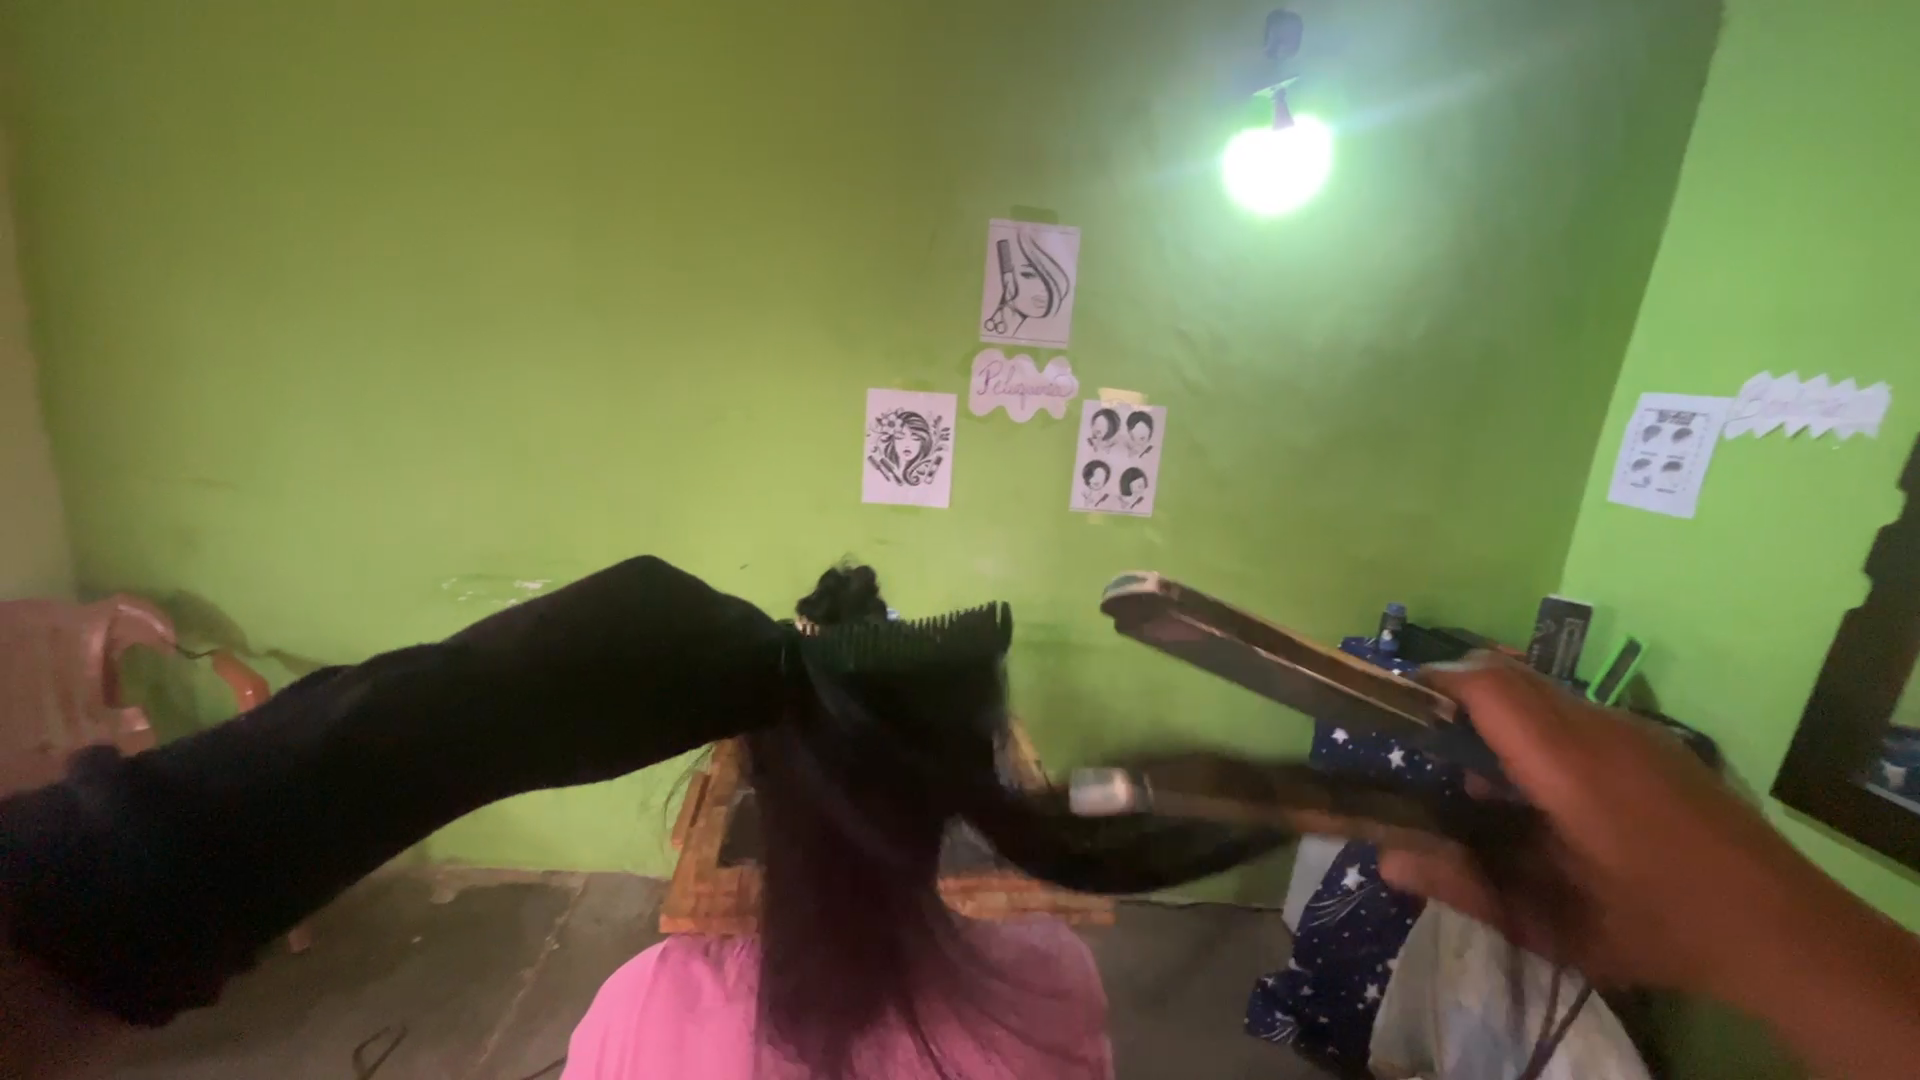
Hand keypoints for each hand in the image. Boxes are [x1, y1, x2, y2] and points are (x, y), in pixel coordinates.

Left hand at [445, 556, 790, 790]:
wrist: (492, 701)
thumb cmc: (587, 737)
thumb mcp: (676, 733)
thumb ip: (732, 704)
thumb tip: (770, 692)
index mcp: (731, 650)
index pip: (778, 657)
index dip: (772, 680)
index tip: (756, 703)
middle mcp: (717, 604)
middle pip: (748, 626)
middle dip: (738, 656)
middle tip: (709, 692)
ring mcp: (675, 582)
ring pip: (711, 608)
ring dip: (701, 635)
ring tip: (662, 669)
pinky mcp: (640, 570)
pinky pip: (676, 594)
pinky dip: (669, 618)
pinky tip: (633, 642)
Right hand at [1378, 653, 1835, 1000]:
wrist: (1792, 938)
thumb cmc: (1657, 929)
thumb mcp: (1552, 923)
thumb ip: (1466, 886)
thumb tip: (1384, 859)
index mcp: (1569, 764)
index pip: (1487, 685)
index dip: (1432, 682)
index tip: (1391, 705)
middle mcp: (1599, 729)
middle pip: (1506, 674)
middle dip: (1454, 694)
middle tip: (1424, 742)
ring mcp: (1632, 730)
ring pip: (1539, 689)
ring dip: (1494, 711)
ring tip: (1480, 774)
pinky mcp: (1653, 741)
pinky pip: (1571, 710)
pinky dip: (1532, 725)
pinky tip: (1539, 786)